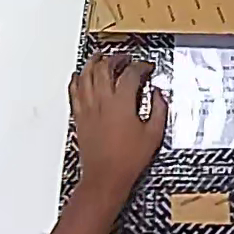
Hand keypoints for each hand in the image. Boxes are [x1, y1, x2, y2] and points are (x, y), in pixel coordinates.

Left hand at [69, 53, 166, 205]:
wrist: (106, 177)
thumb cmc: (129, 159)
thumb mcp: (154, 134)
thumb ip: (159, 109)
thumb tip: (159, 94)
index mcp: (122, 103)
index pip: (130, 73)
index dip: (141, 66)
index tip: (147, 67)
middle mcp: (102, 101)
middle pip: (104, 68)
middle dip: (116, 58)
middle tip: (125, 57)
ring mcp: (87, 108)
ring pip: (86, 75)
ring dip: (93, 62)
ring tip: (100, 56)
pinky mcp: (79, 116)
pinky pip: (74, 91)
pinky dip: (77, 79)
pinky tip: (80, 75)